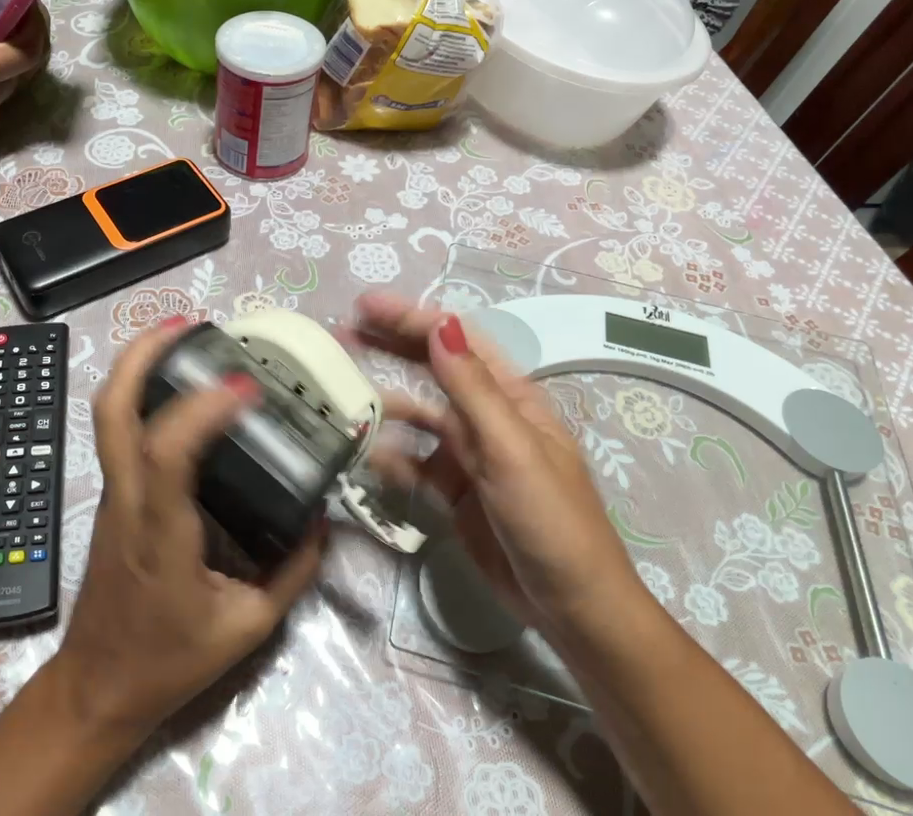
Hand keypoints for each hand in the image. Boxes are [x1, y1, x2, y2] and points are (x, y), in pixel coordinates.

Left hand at [42, 318, 325, 736]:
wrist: (98, 686)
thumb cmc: (170, 660)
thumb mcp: (249, 626)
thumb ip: (293, 571)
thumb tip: (321, 517)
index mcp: (160, 535)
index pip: (166, 454)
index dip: (200, 410)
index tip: (244, 386)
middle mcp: (127, 502)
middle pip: (112, 411)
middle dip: (142, 355)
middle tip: (188, 324)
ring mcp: (111, 496)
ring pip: (107, 416)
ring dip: (137, 366)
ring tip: (180, 336)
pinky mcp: (111, 499)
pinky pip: (119, 434)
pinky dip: (141, 396)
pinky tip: (179, 392)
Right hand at [351, 293, 639, 629]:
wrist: (570, 605)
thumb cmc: (549, 519)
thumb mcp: (511, 450)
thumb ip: (472, 389)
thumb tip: (441, 325)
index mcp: (512, 399)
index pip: (458, 342)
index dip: (412, 319)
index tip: (365, 307)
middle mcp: (489, 419)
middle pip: (435, 371)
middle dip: (392, 348)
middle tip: (342, 335)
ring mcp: (471, 457)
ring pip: (420, 419)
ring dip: (385, 407)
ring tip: (343, 400)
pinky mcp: (457, 493)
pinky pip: (416, 465)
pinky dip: (391, 458)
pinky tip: (366, 457)